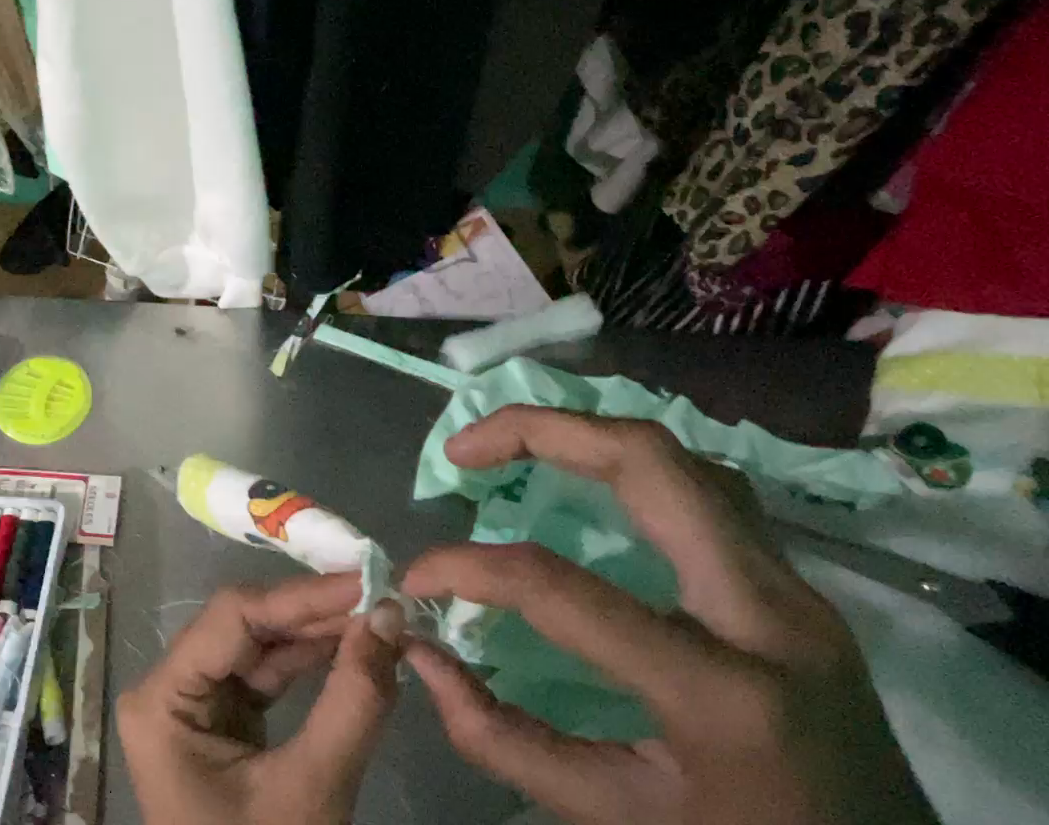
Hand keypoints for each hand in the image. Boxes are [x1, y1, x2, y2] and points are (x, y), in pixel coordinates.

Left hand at [118, 573, 407, 824]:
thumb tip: (391, 617)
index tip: (365, 580)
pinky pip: (264, 678)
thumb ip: (352, 701)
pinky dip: (309, 665)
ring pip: (257, 648)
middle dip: (313, 613)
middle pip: (243, 627)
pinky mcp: (220, 722)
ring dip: (317, 635)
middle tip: (381, 595)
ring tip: (377, 617)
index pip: (232, 618)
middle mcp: (167, 688)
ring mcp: (192, 703)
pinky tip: (352, 648)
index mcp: (161, 698)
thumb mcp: (312, 789)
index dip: (301, 595)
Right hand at [401, 405, 937, 824]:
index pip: (559, 588)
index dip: (466, 568)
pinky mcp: (800, 591)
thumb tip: (422, 653)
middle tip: (463, 450)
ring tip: (516, 446)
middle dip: (540, 431)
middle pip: (651, 464)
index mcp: (720, 690)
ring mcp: (799, 593)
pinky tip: (589, 481)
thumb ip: (501, 737)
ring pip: (688, 463)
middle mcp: (770, 615)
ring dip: (589, 436)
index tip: (418, 579)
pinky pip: (710, 494)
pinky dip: (633, 468)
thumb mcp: (614, 820)